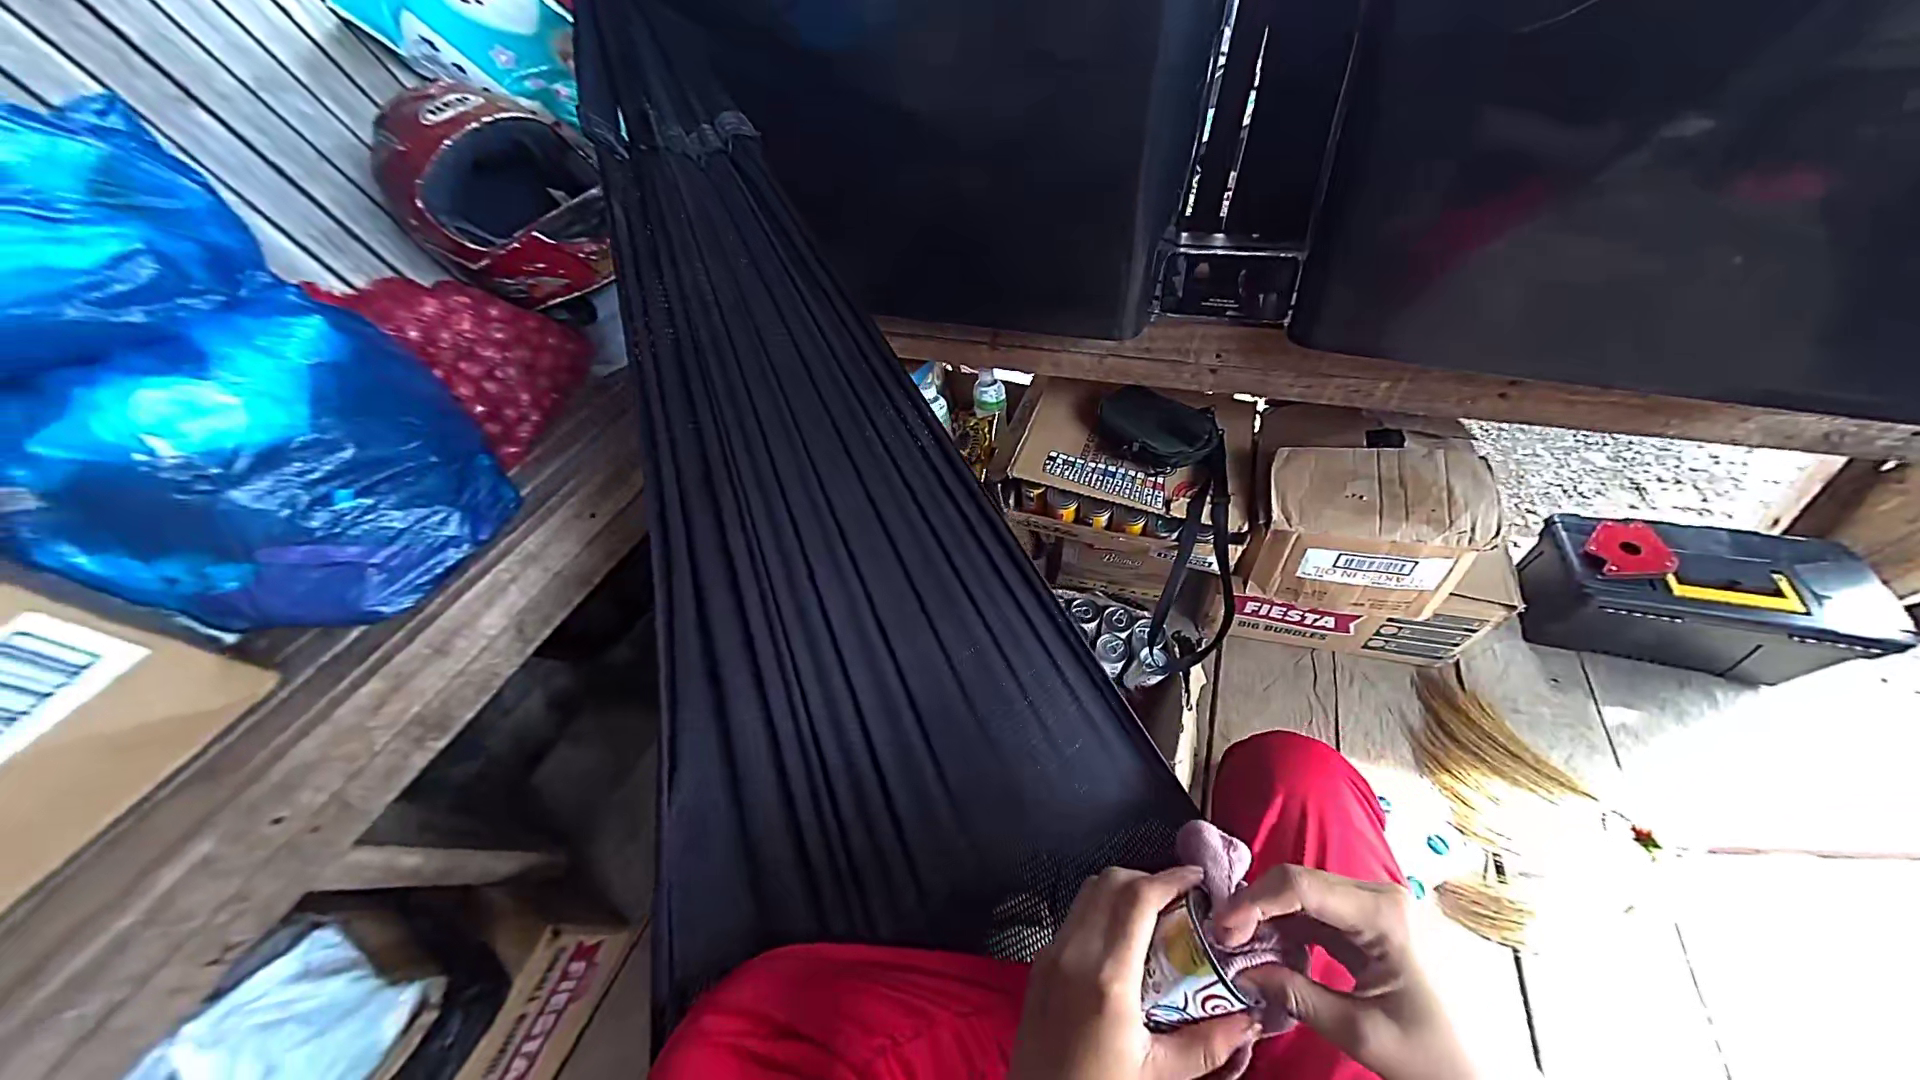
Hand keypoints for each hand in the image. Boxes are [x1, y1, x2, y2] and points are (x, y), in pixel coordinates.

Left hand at [1010, 866, 1262, 1079]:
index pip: (1137, 898)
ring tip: (1155, 918)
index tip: (1197, 878)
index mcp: (1106, 977)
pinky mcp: (1039, 961)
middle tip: (1179, 902)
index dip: (1169, 878)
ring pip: (1088, 892)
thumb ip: (1207, 1043)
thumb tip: (1249, 1018)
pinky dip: (1101, 910)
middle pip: (1110, 881)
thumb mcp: (1159, 1076)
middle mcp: (1073, 953)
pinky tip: (1123, 941)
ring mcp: (1051, 953)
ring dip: (1122, 891)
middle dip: (1148, 880)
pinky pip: (1074, 915)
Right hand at [1216, 865, 1474, 1079]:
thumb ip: (1296, 996)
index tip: (1222, 930)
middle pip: (1297, 882)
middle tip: (1223, 937)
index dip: (1253, 903)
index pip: (1300, 887)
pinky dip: (1287, 927)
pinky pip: (1315, 911)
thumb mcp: (1361, 1033)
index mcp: (1385, 915)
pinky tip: (1270, 948)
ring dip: (1267, 916)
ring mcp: (1376, 904)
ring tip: (1240, 944)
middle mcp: (1380, 895)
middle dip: (1254, 907)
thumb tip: (1241, 971)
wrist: (1483, 1076)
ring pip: (1301, 893)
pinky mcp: (1369, 919)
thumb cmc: (1431, 1055)